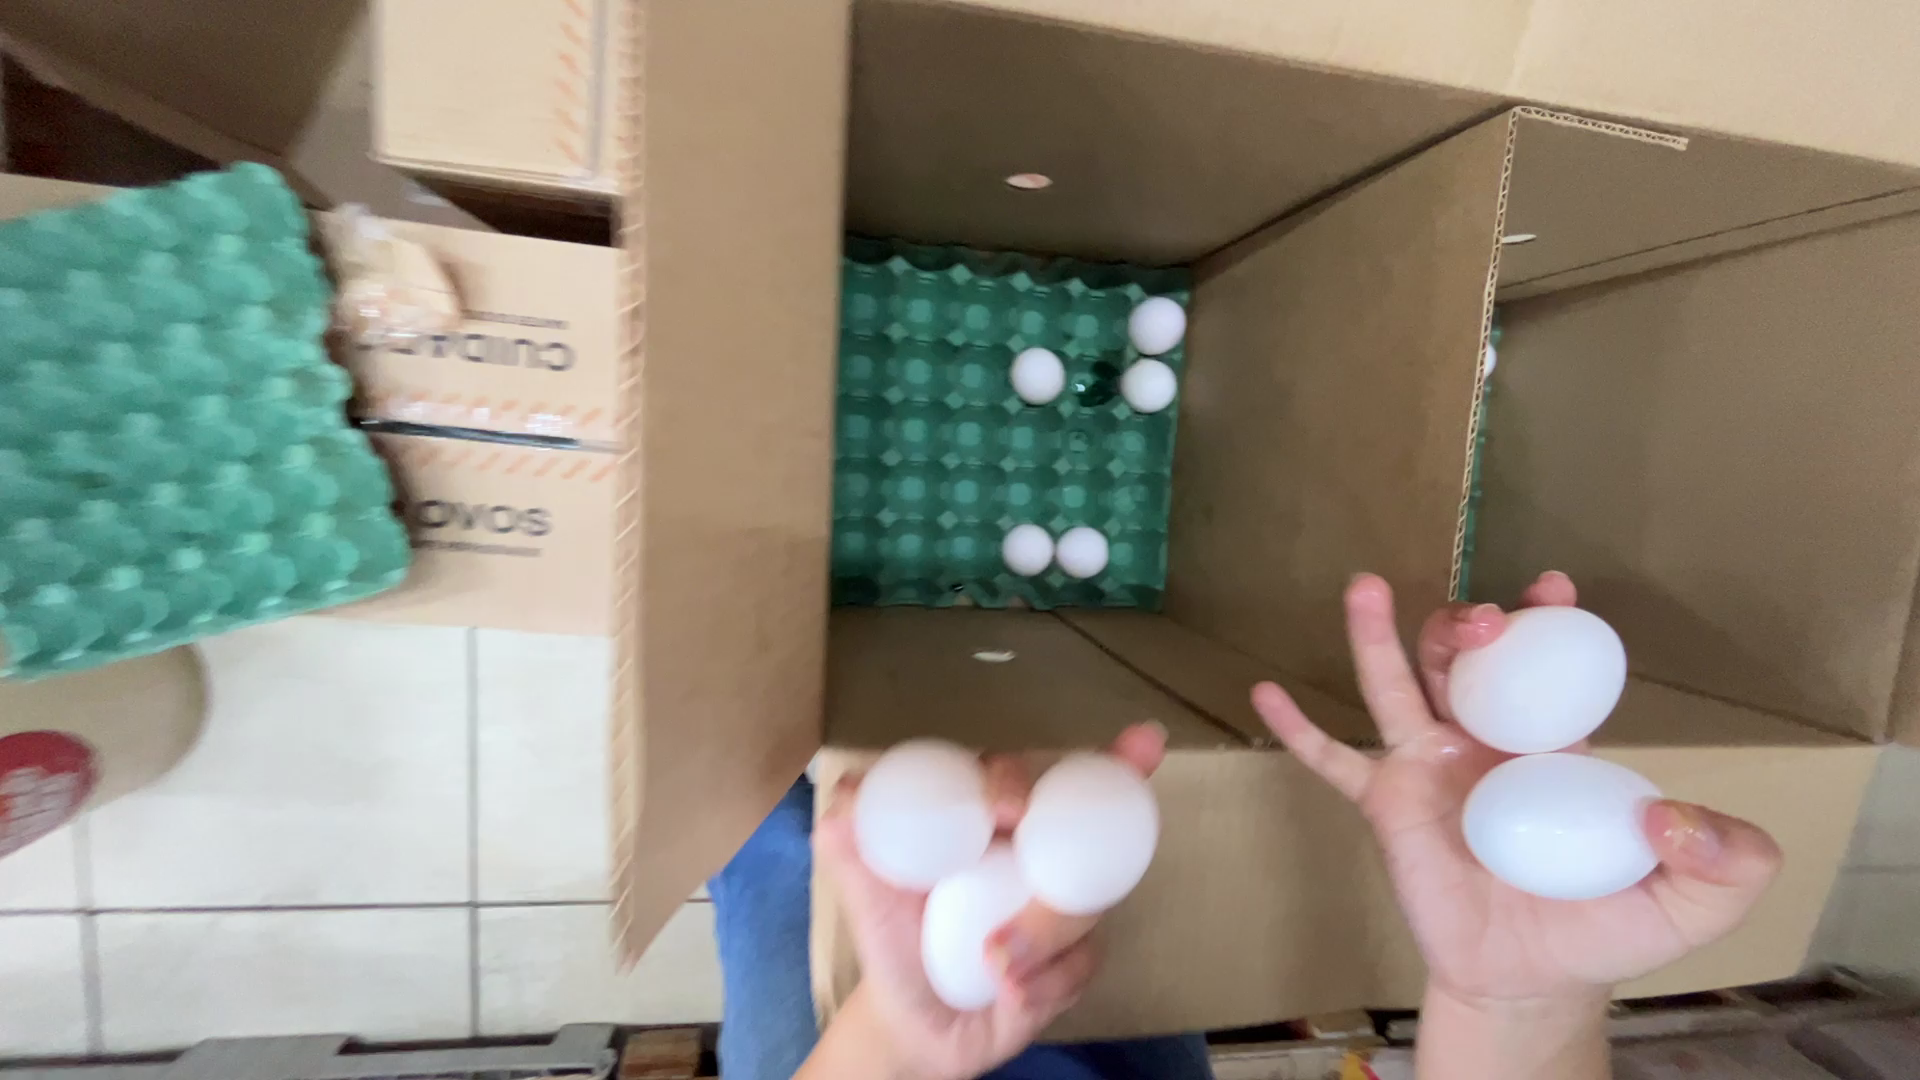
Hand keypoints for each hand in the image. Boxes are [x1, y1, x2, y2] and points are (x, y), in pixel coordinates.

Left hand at [808, 725, 1168, 1079]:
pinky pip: (1087, 959)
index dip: (1016, 778)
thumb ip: (849, 843)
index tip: (1005, 808)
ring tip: (999, 974)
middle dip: (1075, 841)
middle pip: (1072, 825)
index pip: (1008, 774)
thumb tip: (844, 796)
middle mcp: (1032, 846)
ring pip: (1087, 899)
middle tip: (1020, 907)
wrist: (917, 1023)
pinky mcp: (1079, 950)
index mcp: (982, 817)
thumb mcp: (865, 893)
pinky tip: (1014, 998)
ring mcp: (1061, 896)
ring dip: (1046, 937)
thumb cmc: (893, 939)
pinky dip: (1052, 982)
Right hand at [1250, 573, 1783, 1009]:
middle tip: (1479, 618)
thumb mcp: (1688, 906)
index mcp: (1542, 750)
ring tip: (1363, 586)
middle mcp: (1475, 742)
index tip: (1552, 586)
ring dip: (1374, 637)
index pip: (1545, 674)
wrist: (1522, 977)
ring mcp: (1419, 766)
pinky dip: (1297, 728)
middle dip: (1464, 628)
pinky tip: (1264, 693)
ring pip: (1392, 688)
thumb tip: (1669, 810)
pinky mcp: (1379, 799)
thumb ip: (1721, 861)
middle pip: (1460, 665)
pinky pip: (1329, 758)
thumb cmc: (1594, 929)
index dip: (1548, 627)